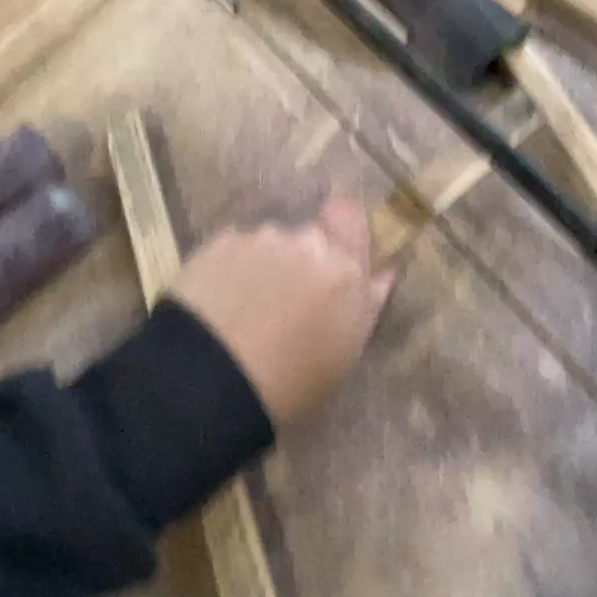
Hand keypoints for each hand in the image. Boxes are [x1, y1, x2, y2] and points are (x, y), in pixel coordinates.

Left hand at [170, 195, 395, 424]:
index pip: (349, 215)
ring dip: (264, 265)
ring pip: (269, 243)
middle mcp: (306, 241)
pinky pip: (234, 250)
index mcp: (345, 268)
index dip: (341, 230)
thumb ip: (367, 303)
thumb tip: (383, 273)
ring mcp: (260, 239)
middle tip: (286, 301)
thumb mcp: (345, 353)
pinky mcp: (218, 243)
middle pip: (308, 237)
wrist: (213, 379)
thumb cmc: (292, 381)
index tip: (332, 259)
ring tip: (246, 308)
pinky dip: (231, 269)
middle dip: (300, 260)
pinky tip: (219, 303)